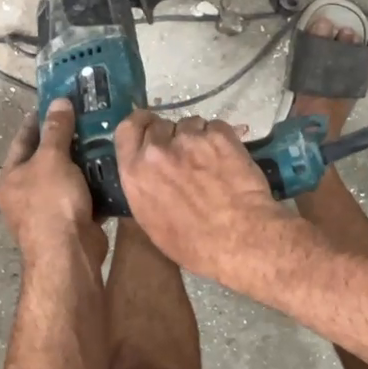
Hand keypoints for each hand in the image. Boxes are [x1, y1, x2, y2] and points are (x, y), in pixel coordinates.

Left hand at [0, 99, 107, 267]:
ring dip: (85, 162)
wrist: (68, 255)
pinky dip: (97, 184)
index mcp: (11, 177)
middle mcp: (25, 194)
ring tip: (106, 137)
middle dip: (67, 140)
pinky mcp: (72, 222)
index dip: (39, 120)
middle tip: (89, 118)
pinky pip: (85, 197)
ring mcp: (49, 210)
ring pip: (68, 178)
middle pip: (46, 160)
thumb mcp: (52, 159)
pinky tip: (114, 167)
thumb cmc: (51, 203)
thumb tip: (59, 101)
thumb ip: (56, 129)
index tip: (57, 102)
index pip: (23, 139)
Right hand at [113, 110, 297, 285]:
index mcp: (136, 171)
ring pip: (188, 124)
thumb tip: (149, 171)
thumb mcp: (150, 220)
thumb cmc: (192, 244)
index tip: (149, 130)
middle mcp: (158, 149)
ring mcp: (190, 139)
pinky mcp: (220, 135)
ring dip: (195, 138)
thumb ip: (143, 184)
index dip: (140, 125)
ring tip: (208, 160)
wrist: (240, 239)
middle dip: (169, 135)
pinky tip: (226, 159)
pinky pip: (214, 127)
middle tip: (183, 154)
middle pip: (158, 124)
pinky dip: (218, 139)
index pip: (127, 127)